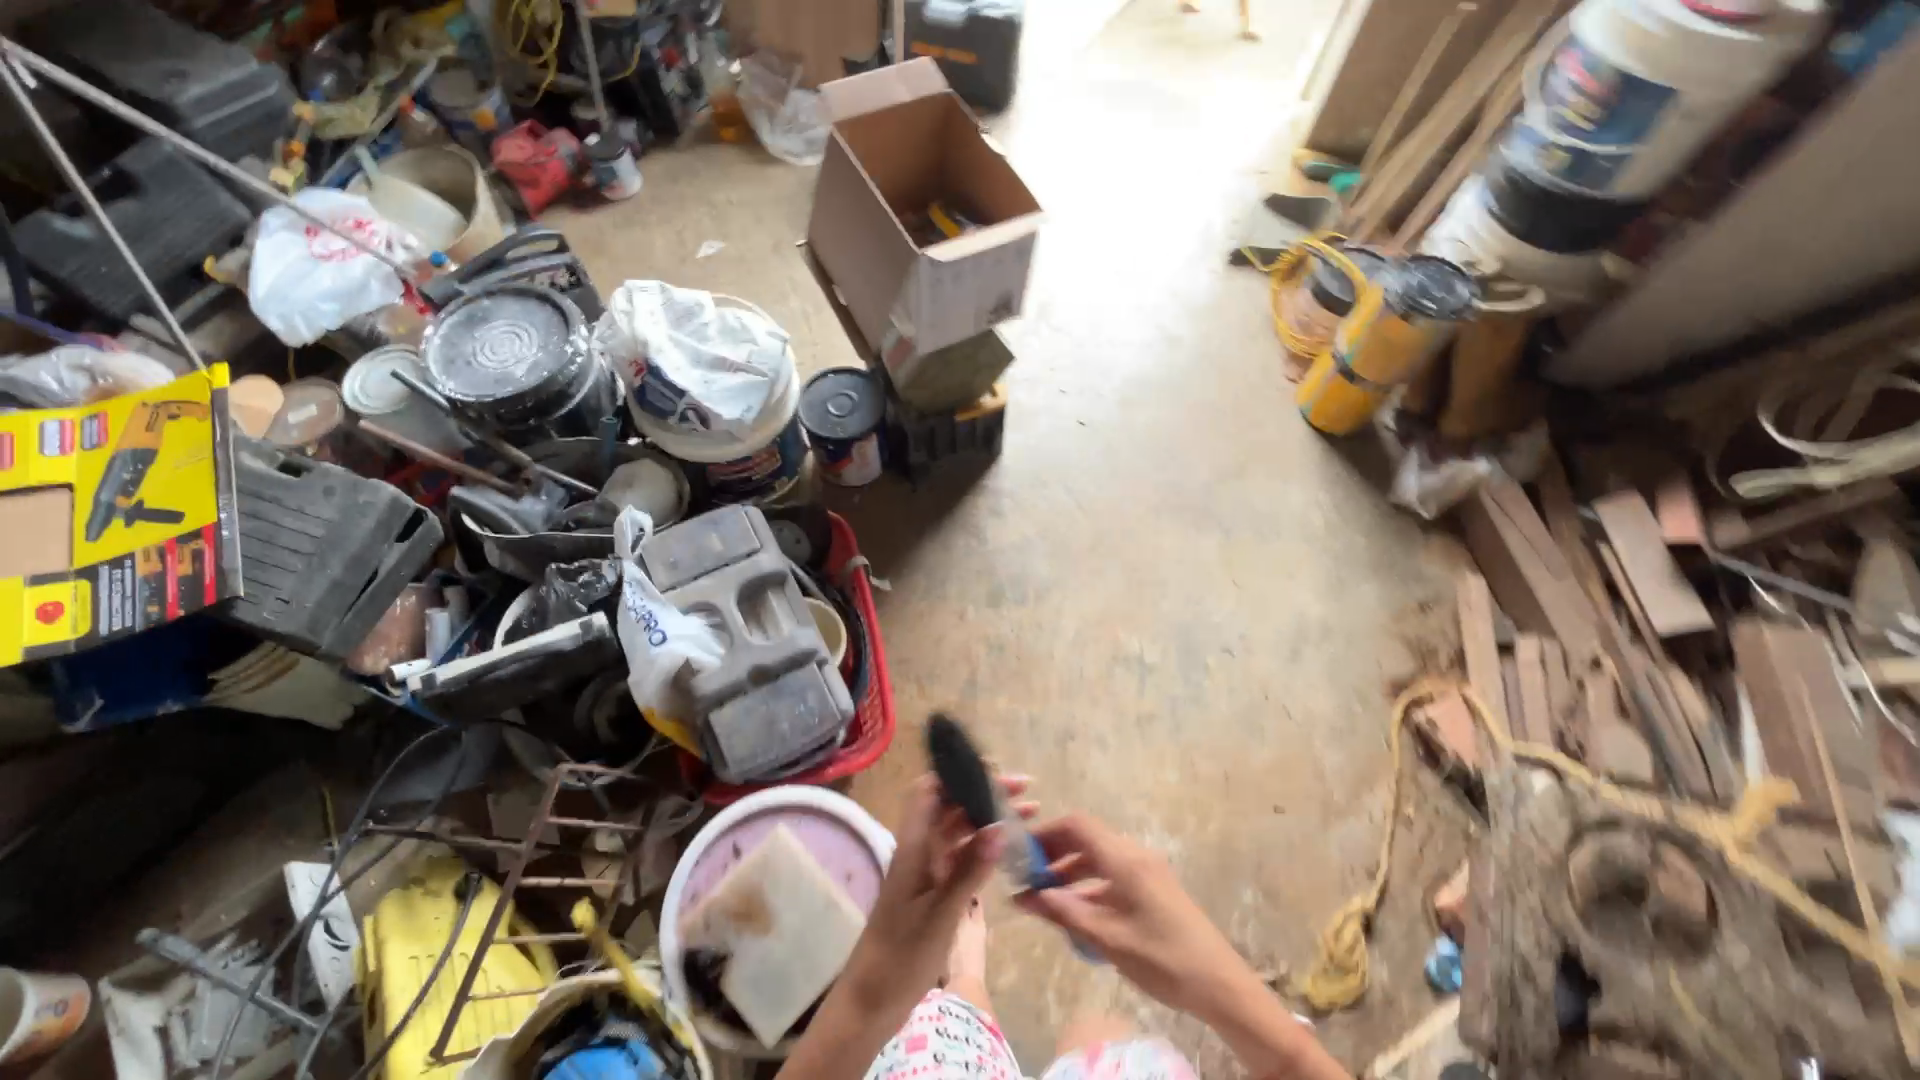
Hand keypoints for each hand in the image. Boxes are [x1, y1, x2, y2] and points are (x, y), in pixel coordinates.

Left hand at [841, 775, 1018, 1008]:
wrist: (871, 1001)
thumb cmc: (901, 956)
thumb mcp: (941, 914)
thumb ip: (970, 870)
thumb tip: (1000, 826)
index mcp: (913, 848)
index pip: (930, 791)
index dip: (957, 773)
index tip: (995, 768)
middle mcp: (918, 852)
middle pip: (950, 807)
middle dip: (984, 793)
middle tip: (1025, 791)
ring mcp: (925, 872)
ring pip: (957, 832)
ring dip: (987, 819)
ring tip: (1027, 814)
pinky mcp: (931, 893)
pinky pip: (959, 857)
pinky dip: (982, 848)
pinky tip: (1006, 850)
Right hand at [1015, 813, 1262, 1019]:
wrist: (1221, 984)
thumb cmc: (1163, 959)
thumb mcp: (1107, 939)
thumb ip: (1065, 913)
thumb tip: (1025, 897)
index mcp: (1125, 860)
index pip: (1077, 825)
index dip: (1045, 833)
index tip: (1020, 855)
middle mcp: (1135, 856)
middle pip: (1086, 838)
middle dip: (1053, 853)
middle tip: (1026, 878)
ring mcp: (1147, 872)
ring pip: (1099, 858)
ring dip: (1070, 871)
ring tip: (1045, 898)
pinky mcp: (1154, 889)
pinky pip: (1112, 874)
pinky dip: (1089, 885)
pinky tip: (1076, 912)